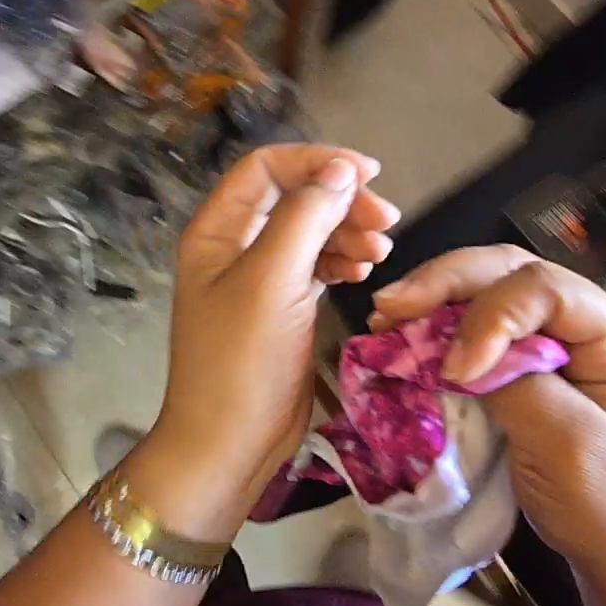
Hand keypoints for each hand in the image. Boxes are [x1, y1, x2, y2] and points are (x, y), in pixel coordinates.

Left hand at [149, 145, 398, 534]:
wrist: (230, 443)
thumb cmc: (241, 359)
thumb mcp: (272, 281)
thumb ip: (304, 217)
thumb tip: (340, 169)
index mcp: (217, 229)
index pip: (266, 168)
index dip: (316, 161)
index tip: (368, 173)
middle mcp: (236, 245)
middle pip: (294, 198)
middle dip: (340, 201)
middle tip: (388, 220)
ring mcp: (260, 277)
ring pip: (310, 231)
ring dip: (347, 232)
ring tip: (381, 252)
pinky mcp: (284, 306)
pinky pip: (317, 266)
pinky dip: (343, 262)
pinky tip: (365, 271)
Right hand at [368, 245, 605, 579]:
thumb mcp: (572, 451)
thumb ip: (517, 390)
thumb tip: (455, 355)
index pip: (547, 289)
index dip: (492, 315)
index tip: (457, 371)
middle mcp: (582, 325)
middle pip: (508, 272)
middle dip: (445, 283)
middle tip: (390, 307)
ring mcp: (551, 343)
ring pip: (484, 290)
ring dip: (432, 299)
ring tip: (385, 317)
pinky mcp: (521, 368)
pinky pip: (471, 329)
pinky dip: (433, 328)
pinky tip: (401, 337)